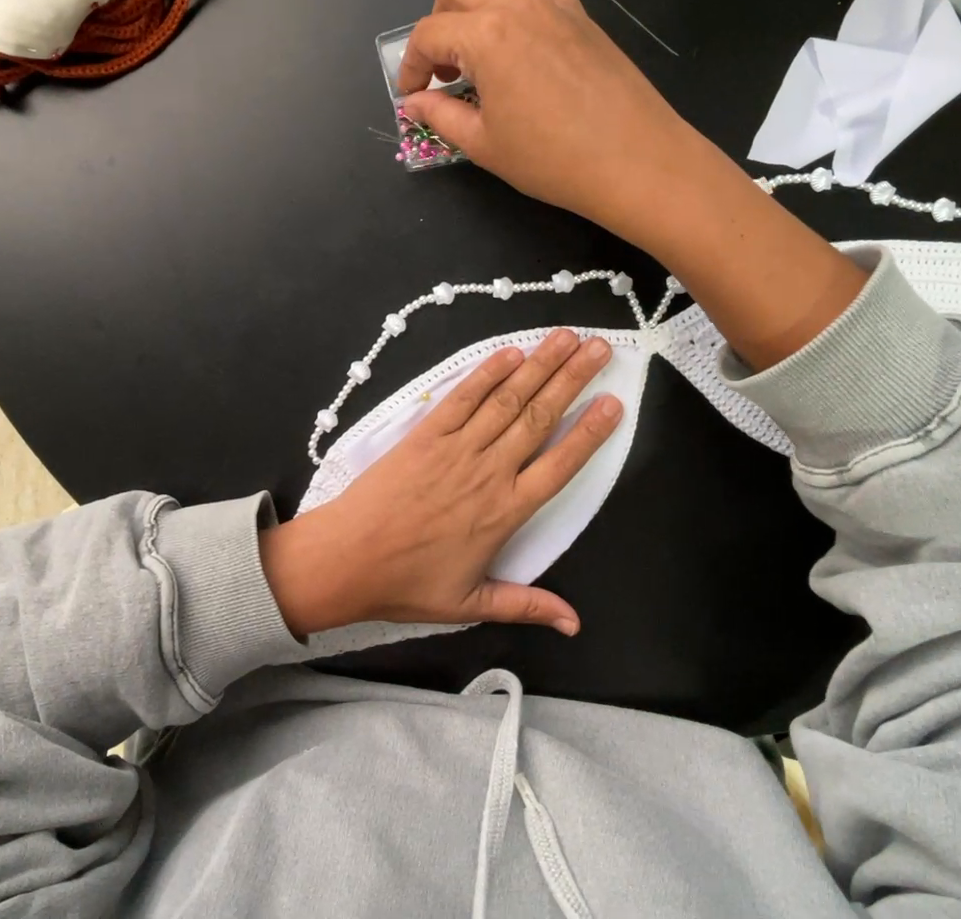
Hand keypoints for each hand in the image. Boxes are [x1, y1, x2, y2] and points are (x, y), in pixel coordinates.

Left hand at [259, 330, 622, 637]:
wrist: (346, 559)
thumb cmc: (406, 583)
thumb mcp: (469, 604)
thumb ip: (526, 605)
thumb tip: (575, 624)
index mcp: (505, 512)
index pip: (560, 465)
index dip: (590, 433)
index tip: (615, 403)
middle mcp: (487, 472)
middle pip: (539, 418)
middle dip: (573, 379)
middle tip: (602, 348)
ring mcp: (455, 449)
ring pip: (506, 400)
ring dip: (539, 365)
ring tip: (567, 337)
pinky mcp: (424, 435)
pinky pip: (461, 398)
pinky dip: (486, 373)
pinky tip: (509, 353)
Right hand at [397, 0, 695, 225]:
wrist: (633, 158)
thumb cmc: (551, 158)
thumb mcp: (484, 144)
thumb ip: (441, 116)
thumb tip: (413, 104)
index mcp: (485, 35)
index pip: (428, 33)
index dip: (410, 66)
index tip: (412, 95)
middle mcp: (516, 3)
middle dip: (437, 25)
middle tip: (444, 72)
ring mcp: (553, 2)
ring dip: (475, 6)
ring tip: (479, 54)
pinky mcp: (580, 13)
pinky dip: (515, 6)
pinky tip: (521, 48)